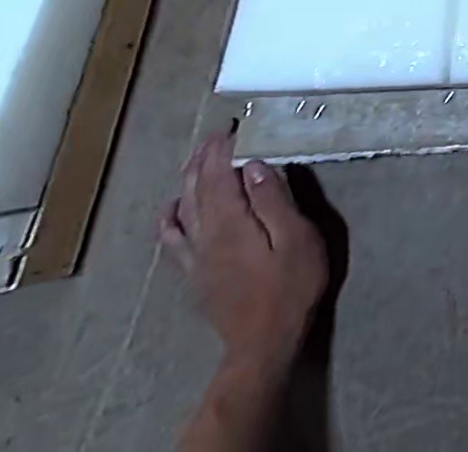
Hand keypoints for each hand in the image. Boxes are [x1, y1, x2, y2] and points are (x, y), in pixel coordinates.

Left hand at [161, 128, 328, 367]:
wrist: (263, 343)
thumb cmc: (290, 286)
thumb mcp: (296, 238)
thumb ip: (274, 200)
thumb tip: (255, 165)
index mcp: (230, 222)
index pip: (220, 174)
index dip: (225, 147)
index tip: (235, 125)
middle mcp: (205, 234)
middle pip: (198, 186)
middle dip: (206, 155)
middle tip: (220, 133)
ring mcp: (195, 255)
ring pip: (183, 206)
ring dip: (190, 177)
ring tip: (200, 156)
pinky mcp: (194, 272)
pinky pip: (172, 237)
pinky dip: (171, 215)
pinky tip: (174, 206)